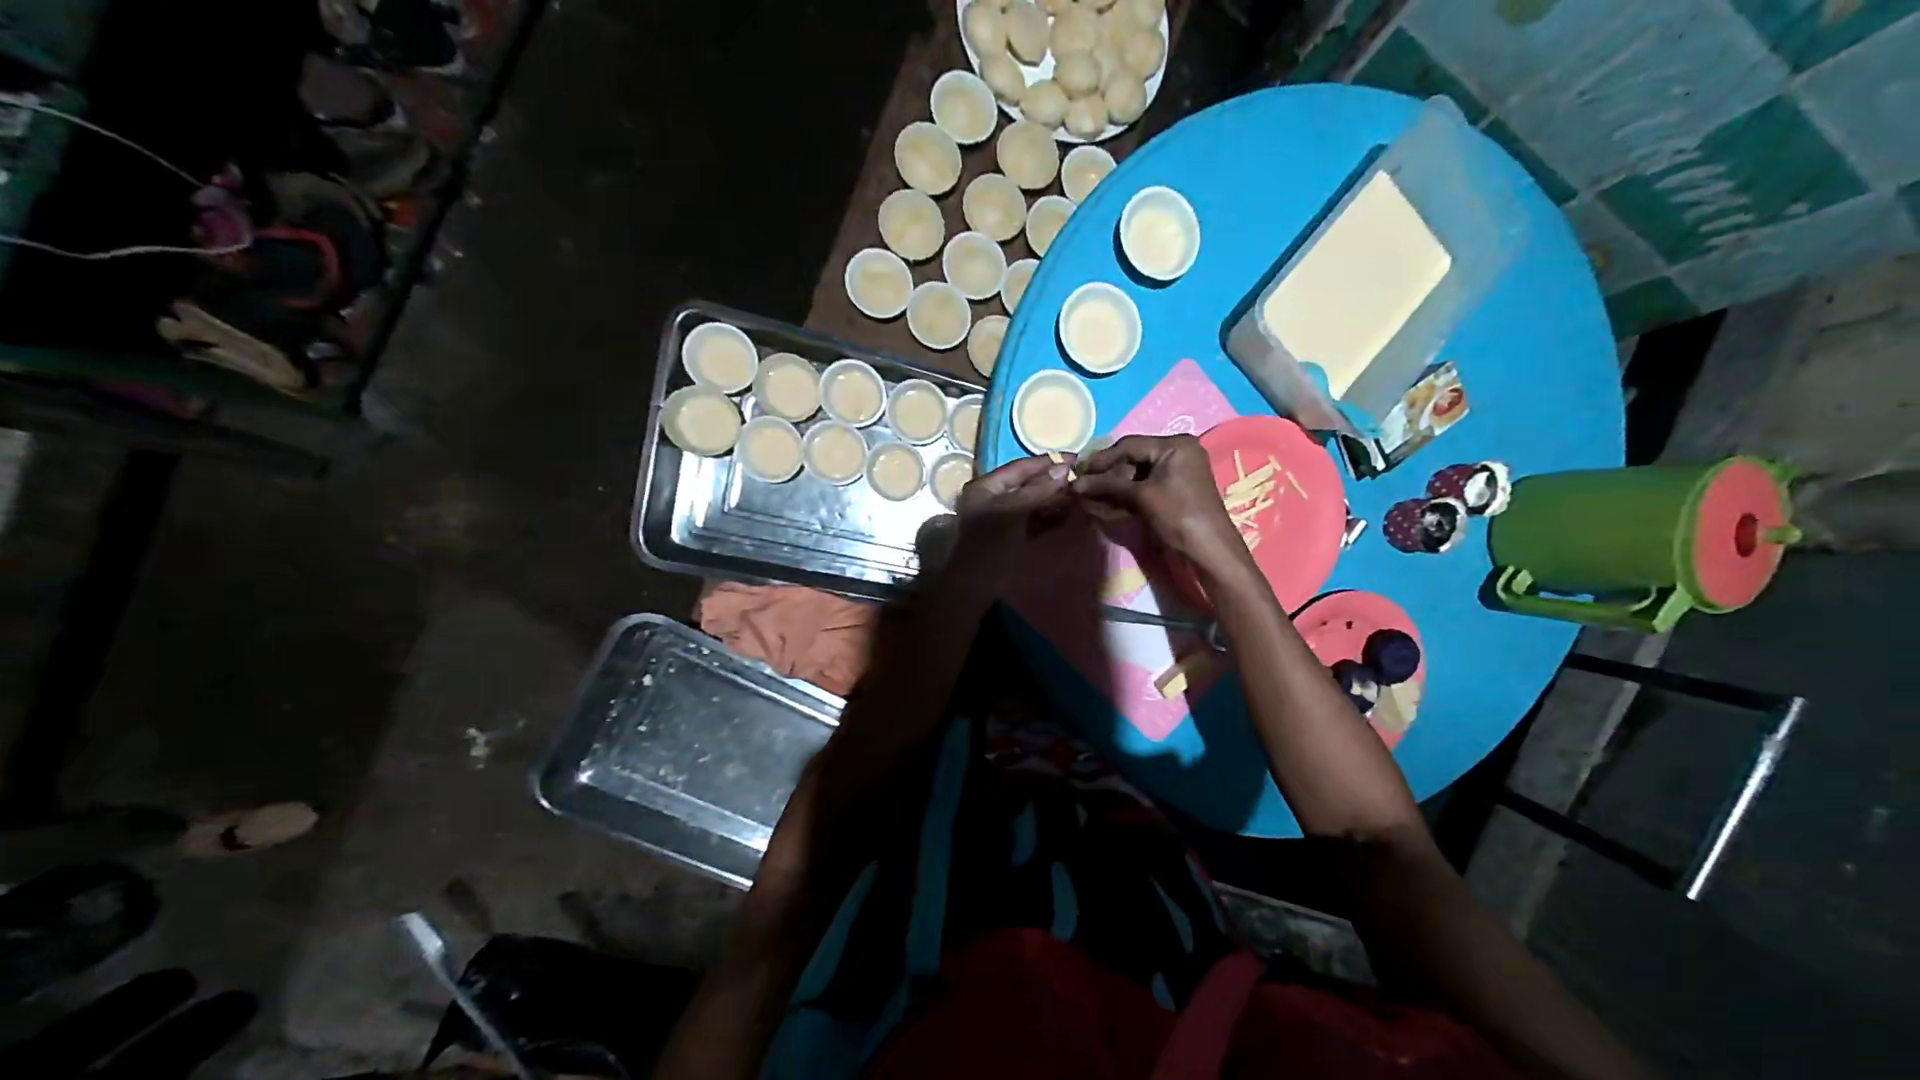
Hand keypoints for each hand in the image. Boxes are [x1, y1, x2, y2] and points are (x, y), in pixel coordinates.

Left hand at [946, 454, 1072, 587]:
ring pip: (1032, 502)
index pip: (1019, 468)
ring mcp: (1003, 518)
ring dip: (1055, 498)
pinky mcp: (1013, 536)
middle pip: (1027, 484)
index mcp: (985, 487)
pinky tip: (1069, 512)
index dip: (1046, 463)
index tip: (1074, 458)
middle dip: (1053, 481)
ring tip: (1079, 494)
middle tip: (1081, 478)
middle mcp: (993, 498)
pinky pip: (1034, 519)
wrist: (976, 586)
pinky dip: (1050, 515)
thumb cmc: (989, 543)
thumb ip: (1038, 490)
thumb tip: (1064, 469)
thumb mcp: (1013, 512)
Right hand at [1072, 434, 1246, 572]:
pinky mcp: (1172, 491)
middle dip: (1106, 476)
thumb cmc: (1178, 515)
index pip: (1129, 445)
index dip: (1101, 460)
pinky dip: (1125, 496)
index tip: (1077, 472)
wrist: (1208, 549)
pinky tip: (1104, 505)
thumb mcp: (1141, 497)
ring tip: (1088, 499)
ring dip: (1112, 488)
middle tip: (1081, 487)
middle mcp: (1177, 452)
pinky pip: (1144, 487)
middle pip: (1131, 459)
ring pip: (1135, 475)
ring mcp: (1176, 472)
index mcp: (1175, 445)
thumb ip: (1107, 486)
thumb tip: (1074, 484)